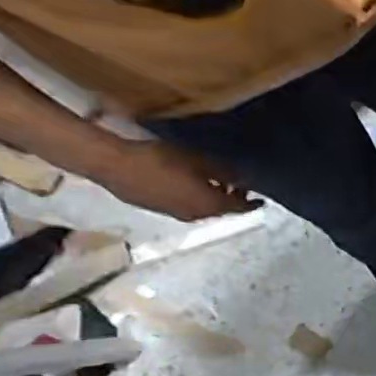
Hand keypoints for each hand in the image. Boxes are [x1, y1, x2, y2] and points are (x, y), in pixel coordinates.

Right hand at [105, 141, 260, 220]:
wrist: (114, 165)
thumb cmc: (160, 160)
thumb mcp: (198, 161)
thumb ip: (223, 172)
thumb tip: (242, 178)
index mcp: (209, 205)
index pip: (238, 208)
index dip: (251, 204)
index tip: (261, 201)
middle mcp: (195, 215)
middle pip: (221, 210)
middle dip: (232, 200)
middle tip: (238, 187)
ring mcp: (176, 214)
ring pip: (204, 209)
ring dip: (213, 199)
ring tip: (217, 184)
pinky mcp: (159, 209)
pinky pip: (187, 207)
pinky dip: (196, 199)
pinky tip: (192, 186)